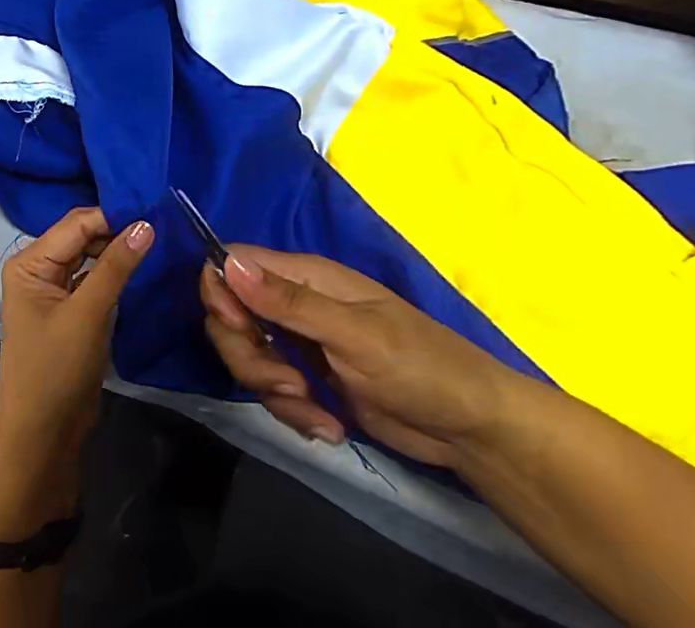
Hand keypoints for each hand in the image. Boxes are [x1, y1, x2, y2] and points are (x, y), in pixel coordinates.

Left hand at [0, 207, 151, 540]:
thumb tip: (146, 223)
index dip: (113, 215)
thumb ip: (116, 266)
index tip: (156, 210)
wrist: (43, 434)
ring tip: (159, 241)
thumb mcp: (88, 313)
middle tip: (163, 226)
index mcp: (30, 262)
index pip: (76, 224)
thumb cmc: (57, 369)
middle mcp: (38, 268)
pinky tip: (142, 267)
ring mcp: (53, 290)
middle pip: (81, 236)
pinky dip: (114, 272)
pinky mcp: (70, 309)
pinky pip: (93, 279)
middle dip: (117, 230)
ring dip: (118, 251)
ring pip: (89, 257)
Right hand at [200, 245, 525, 468]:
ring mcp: (298, 342)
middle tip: (288, 386)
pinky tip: (328, 427)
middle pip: (230, 317)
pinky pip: (271, 390)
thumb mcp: (355, 335)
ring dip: (273, 392)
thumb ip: (289, 302)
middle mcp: (294, 304)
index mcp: (305, 277)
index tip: (239, 327)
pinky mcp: (306, 379)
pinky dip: (292, 412)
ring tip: (315, 412)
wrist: (473, 430)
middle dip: (248, 357)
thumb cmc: (423, 367)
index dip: (221, 292)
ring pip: (247, 357)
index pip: (233, 263)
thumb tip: (227, 263)